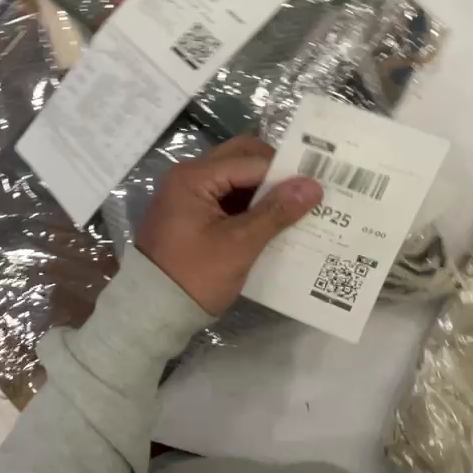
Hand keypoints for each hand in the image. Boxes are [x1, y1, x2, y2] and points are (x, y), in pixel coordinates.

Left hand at [137, 137, 322, 314]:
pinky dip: (251, 204)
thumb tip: (313, 186)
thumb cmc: (194, 275)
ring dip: (264, 189)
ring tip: (301, 203)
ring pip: (236, 177)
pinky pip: (228, 196)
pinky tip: (277, 220)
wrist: (152, 312)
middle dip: (275, 172)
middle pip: (241, 159)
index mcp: (194, 176)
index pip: (250, 161)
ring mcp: (190, 194)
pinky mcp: (193, 213)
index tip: (320, 181)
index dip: (285, 171)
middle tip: (310, 188)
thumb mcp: (239, 244)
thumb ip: (275, 212)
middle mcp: (189, 176)